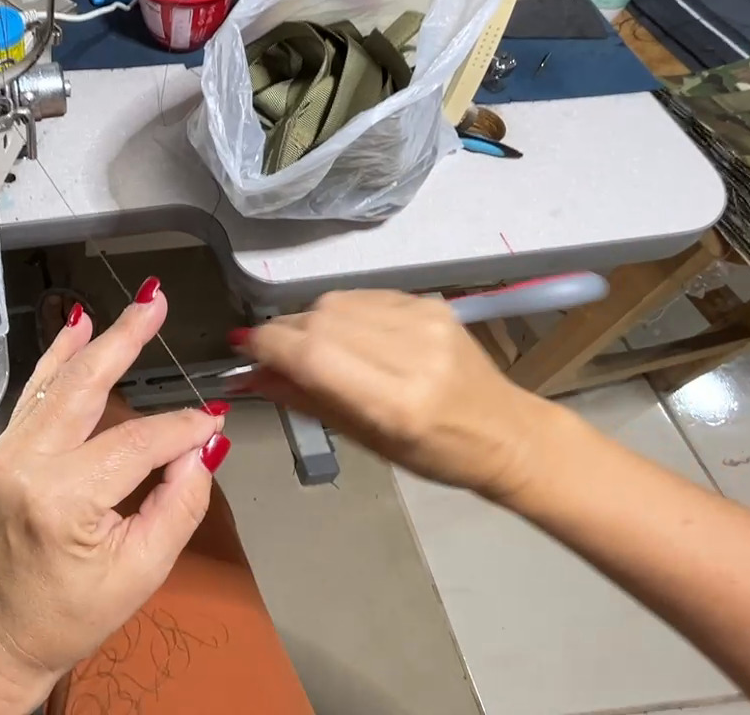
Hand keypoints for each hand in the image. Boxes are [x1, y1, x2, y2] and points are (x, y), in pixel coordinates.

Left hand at [0, 279, 229, 704]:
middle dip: (126, 339)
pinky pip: (36, 391)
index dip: (180, 429)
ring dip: (97, 340)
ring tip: (132, 309)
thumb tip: (206, 442)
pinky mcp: (8, 447)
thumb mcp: (143, 570)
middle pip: (86, 386)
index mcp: (62, 498)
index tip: (212, 421)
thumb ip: (181, 502)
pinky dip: (58, 357)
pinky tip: (76, 327)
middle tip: (157, 302)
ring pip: (58, 380)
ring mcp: (11, 449)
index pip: (136, 443)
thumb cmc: (74, 611)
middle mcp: (29, 461)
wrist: (5, 627)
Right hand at [233, 289, 563, 501]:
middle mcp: (409, 353)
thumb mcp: (364, 440)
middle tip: (272, 351)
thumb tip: (249, 375)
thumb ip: (303, 399)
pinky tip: (346, 332)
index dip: (266, 345)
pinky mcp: (428, 302)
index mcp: (395, 402)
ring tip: (311, 345)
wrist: (507, 432)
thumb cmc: (433, 454)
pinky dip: (339, 312)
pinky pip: (360, 296)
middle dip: (282, 333)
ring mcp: (422, 322)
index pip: (311, 354)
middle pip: (317, 322)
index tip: (243, 348)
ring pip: (333, 303)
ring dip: (307, 321)